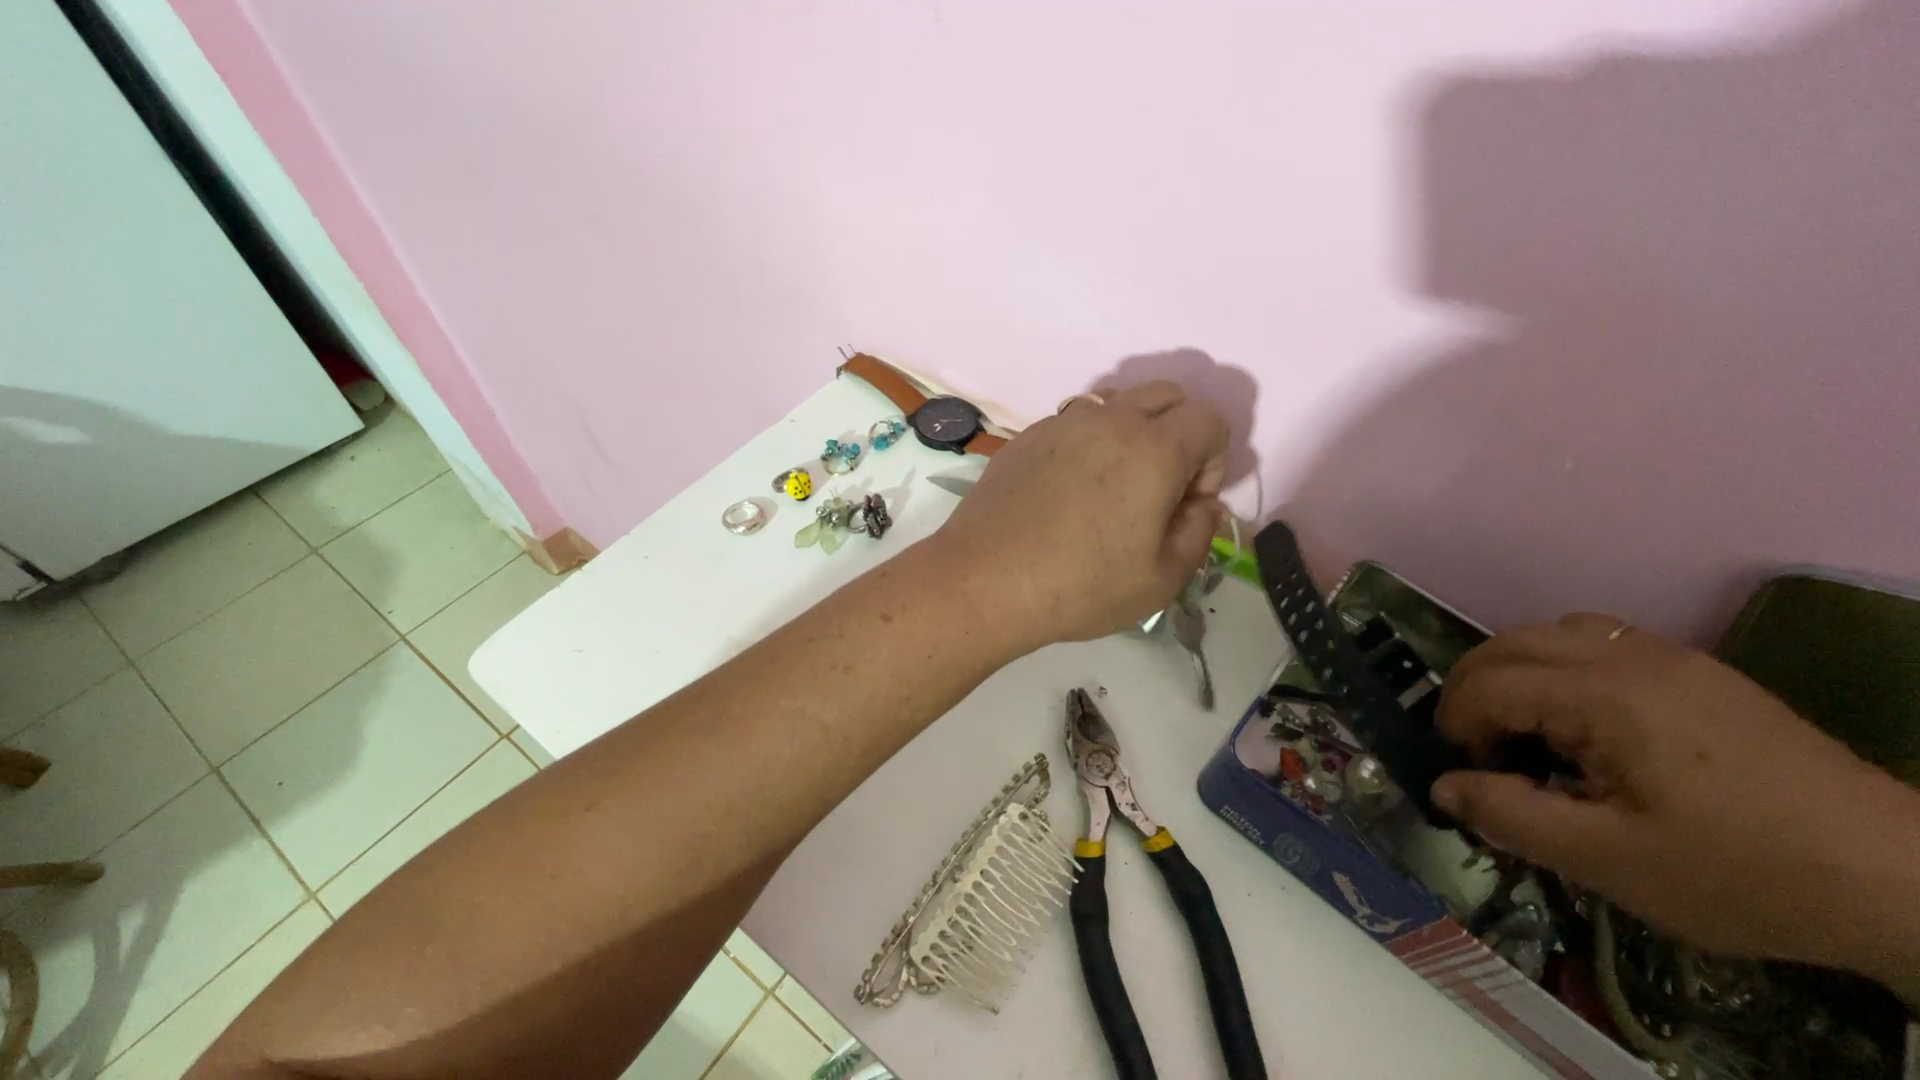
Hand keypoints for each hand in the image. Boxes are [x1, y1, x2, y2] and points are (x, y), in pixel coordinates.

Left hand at [927, 382, 1228, 652]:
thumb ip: (1198, 533)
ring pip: (1116, 401)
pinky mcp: (1026, 436)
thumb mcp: (1160, 579)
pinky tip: (1067, 490)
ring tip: (1112, 484)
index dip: (1212, 461)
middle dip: (1178, 432)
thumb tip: (1204, 506)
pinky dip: (1087, 441)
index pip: (1209, 420)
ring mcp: (1062, 423)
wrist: (985, 581)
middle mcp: (1110, 420)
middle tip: (1159, 487)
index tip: (1188, 503)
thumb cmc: (1082, 587)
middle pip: (1166, 395)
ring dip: (1131, 430)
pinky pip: (1073, 421)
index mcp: (1155, 449)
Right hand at [1433, 614, 1919, 985]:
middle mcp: (1628, 656)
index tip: (1471, 777)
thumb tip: (1442, 786)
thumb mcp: (1608, 862)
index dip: (1457, 726)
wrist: (1895, 878)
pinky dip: (1564, 666)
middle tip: (1482, 752)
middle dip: (1474, 691)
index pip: (1487, 684)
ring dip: (1518, 672)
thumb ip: (1509, 817)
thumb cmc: (1740, 873)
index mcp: (1602, 696)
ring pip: (1554, 632)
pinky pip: (1602, 640)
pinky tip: (1585, 720)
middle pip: (1510, 643)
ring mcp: (1671, 657)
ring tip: (1529, 731)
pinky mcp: (1701, 672)